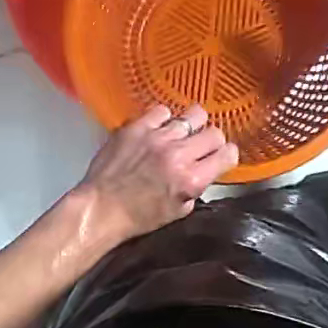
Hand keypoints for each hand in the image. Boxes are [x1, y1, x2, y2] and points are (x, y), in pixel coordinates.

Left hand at [70, 104, 239, 246]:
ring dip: (191, 126)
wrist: (100, 207)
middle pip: (214, 132)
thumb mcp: (178, 210)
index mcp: (191, 180)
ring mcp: (157, 138)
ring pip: (193, 115)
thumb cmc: (137, 216)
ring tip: (182, 134)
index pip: (227, 154)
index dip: (227, 155)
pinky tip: (158, 130)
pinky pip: (162, 110)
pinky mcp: (137, 127)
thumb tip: (202, 170)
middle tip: (201, 147)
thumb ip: (195, 187)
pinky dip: (164, 119)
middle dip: (212, 141)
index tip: (222, 156)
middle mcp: (178, 155)